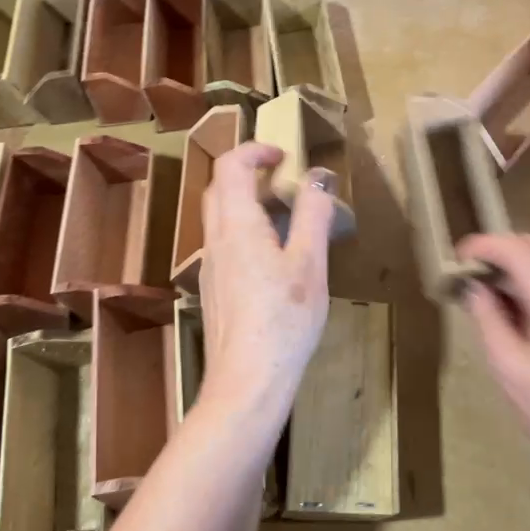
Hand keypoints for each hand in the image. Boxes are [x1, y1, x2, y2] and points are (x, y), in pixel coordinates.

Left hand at [198, 142, 336, 416]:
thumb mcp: (309, 263)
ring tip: (285, 215)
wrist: (247, 380)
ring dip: (246, 201)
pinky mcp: (215, 289)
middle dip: (247, 171)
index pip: (231, 165)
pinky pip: (225, 242)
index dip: (254, 150)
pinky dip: (246, 229)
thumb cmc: (283, 319)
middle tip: (282, 178)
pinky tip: (275, 257)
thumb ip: (313, 215)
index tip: (284, 155)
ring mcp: (211, 266)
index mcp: (237, 224)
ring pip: (220, 216)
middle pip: (219, 187)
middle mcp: (216, 239)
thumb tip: (318, 178)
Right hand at [456, 234, 529, 487]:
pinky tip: (526, 313)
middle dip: (502, 252)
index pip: (515, 248)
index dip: (483, 246)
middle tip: (474, 277)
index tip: (458, 259)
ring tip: (495, 297)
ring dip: (522, 266)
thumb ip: (489, 320)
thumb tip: (476, 288)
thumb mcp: (511, 371)